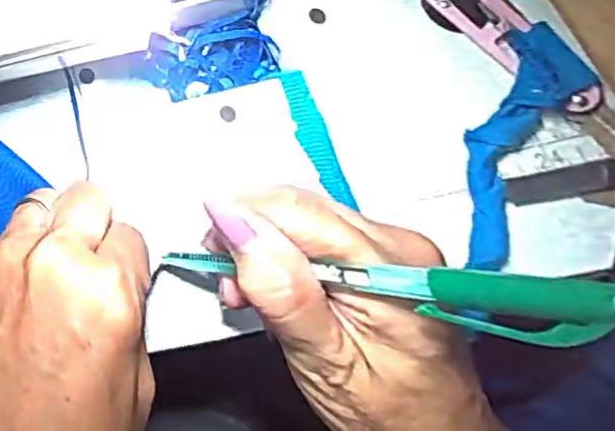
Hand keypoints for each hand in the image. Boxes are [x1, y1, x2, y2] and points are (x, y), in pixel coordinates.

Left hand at [0, 183, 154, 430]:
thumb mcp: (135, 386)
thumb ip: (132, 316)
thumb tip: (126, 282)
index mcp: (107, 291)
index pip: (130, 232)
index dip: (129, 256)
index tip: (125, 269)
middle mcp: (57, 258)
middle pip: (87, 196)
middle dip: (97, 221)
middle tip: (96, 251)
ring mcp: (13, 254)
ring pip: (44, 198)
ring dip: (57, 221)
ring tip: (59, 255)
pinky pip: (12, 226)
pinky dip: (25, 238)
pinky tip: (30, 271)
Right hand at [204, 187, 500, 430]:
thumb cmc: (394, 420)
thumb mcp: (326, 363)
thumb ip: (281, 290)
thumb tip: (234, 222)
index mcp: (393, 268)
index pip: (292, 210)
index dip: (242, 224)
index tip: (216, 254)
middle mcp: (397, 243)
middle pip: (293, 205)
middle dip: (249, 236)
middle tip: (235, 285)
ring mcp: (390, 242)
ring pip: (296, 212)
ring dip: (261, 244)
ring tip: (255, 293)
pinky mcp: (377, 248)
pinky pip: (310, 226)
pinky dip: (282, 250)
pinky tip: (280, 284)